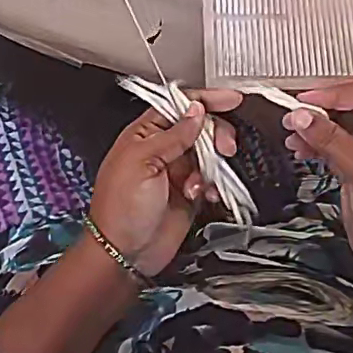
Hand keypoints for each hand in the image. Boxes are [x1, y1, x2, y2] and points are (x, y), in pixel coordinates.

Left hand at [89, 89, 242, 275]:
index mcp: (144, 135)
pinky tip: (207, 194)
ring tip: (204, 181)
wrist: (124, 252)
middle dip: (216, 134)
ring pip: (208, 154)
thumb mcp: (144, 162)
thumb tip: (196, 110)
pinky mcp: (188, 194)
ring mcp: (175, 172)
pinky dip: (214, 185)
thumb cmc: (120, 207)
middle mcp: (161, 150)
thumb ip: (173, 135)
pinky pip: (210, 180)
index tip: (231, 100)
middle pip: (199, 128)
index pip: (177, 106)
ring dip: (213, 164)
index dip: (205, 101)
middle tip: (225, 147)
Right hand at [283, 81, 352, 283]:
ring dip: (313, 129)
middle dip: (319, 109)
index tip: (302, 101)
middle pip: (349, 108)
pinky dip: (314, 147)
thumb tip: (303, 116)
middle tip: (292, 114)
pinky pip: (332, 149)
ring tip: (292, 133)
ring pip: (337, 129)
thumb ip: (333, 142)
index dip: (331, 95)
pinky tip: (300, 149)